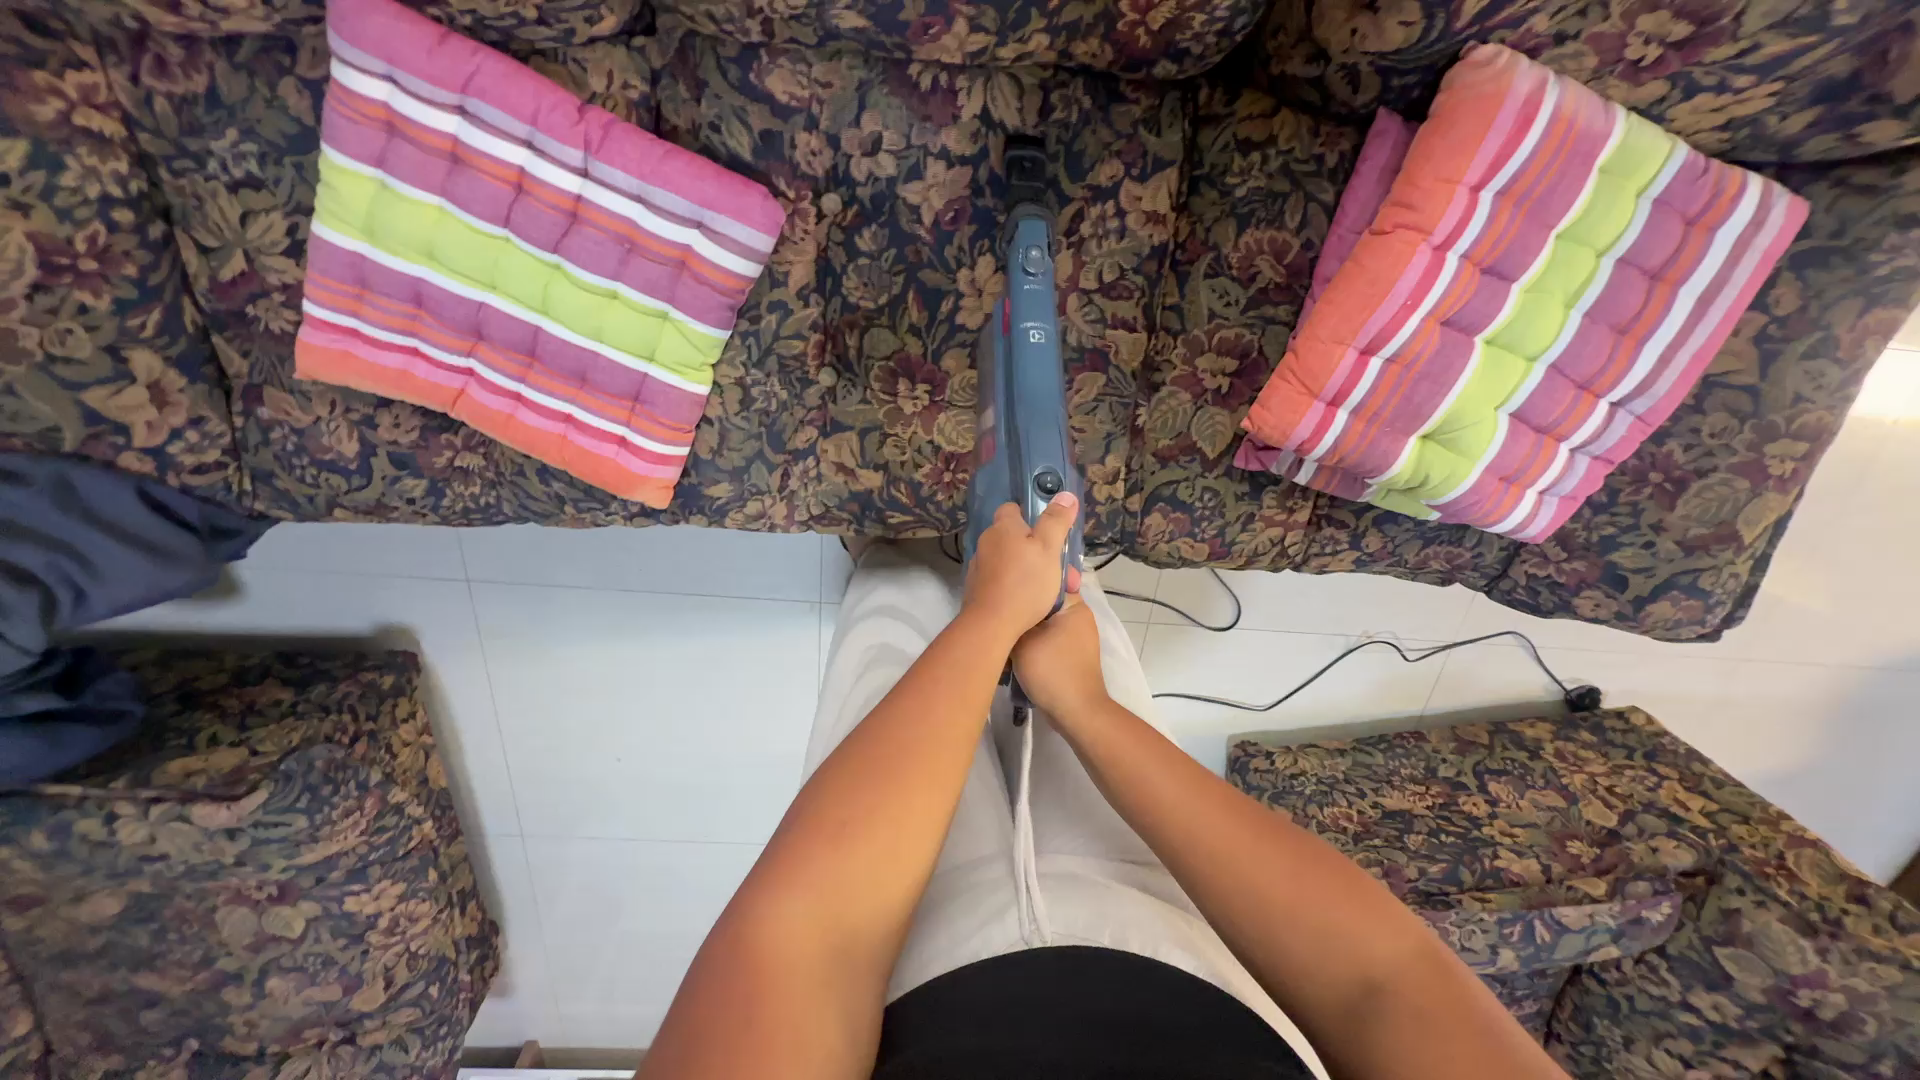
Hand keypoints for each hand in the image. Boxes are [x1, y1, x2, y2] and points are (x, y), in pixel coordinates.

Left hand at [960, 493, 1079, 646]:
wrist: (991, 624)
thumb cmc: (1025, 582)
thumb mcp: (1049, 548)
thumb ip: (1056, 521)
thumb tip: (1065, 495)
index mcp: (1003, 527)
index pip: (1013, 508)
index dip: (1031, 516)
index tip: (1049, 532)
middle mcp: (987, 542)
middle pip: (1014, 538)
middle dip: (1038, 550)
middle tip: (1061, 571)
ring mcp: (979, 567)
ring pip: (1010, 561)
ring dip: (1029, 570)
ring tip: (1052, 591)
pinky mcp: (977, 589)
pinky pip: (1001, 580)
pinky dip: (1015, 586)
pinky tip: (1029, 602)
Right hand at [1011, 594, 1109, 720]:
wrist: (1076, 712)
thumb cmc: (1052, 671)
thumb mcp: (1024, 641)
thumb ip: (1013, 619)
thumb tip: (1004, 608)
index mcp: (1075, 606)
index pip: (1046, 582)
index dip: (1023, 584)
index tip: (1000, 588)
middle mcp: (1079, 617)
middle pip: (1043, 605)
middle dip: (1021, 611)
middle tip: (995, 612)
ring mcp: (1076, 637)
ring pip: (1043, 624)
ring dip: (1025, 630)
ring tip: (1001, 632)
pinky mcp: (1071, 655)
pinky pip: (1047, 640)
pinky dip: (1032, 644)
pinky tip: (1013, 650)